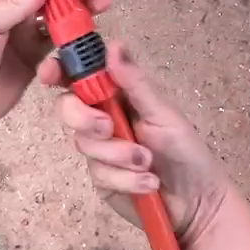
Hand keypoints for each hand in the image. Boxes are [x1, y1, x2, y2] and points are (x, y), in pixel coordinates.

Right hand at [44, 40, 231, 247]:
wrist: (199, 205)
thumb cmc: (186, 151)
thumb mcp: (163, 113)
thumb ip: (135, 82)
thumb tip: (113, 44)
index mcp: (116, 93)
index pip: (79, 74)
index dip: (58, 69)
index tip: (51, 73)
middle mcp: (102, 117)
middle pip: (67, 107)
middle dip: (84, 118)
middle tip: (109, 128)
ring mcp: (99, 149)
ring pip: (84, 143)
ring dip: (118, 155)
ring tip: (149, 164)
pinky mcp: (101, 179)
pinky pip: (99, 174)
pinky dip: (126, 179)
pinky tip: (148, 184)